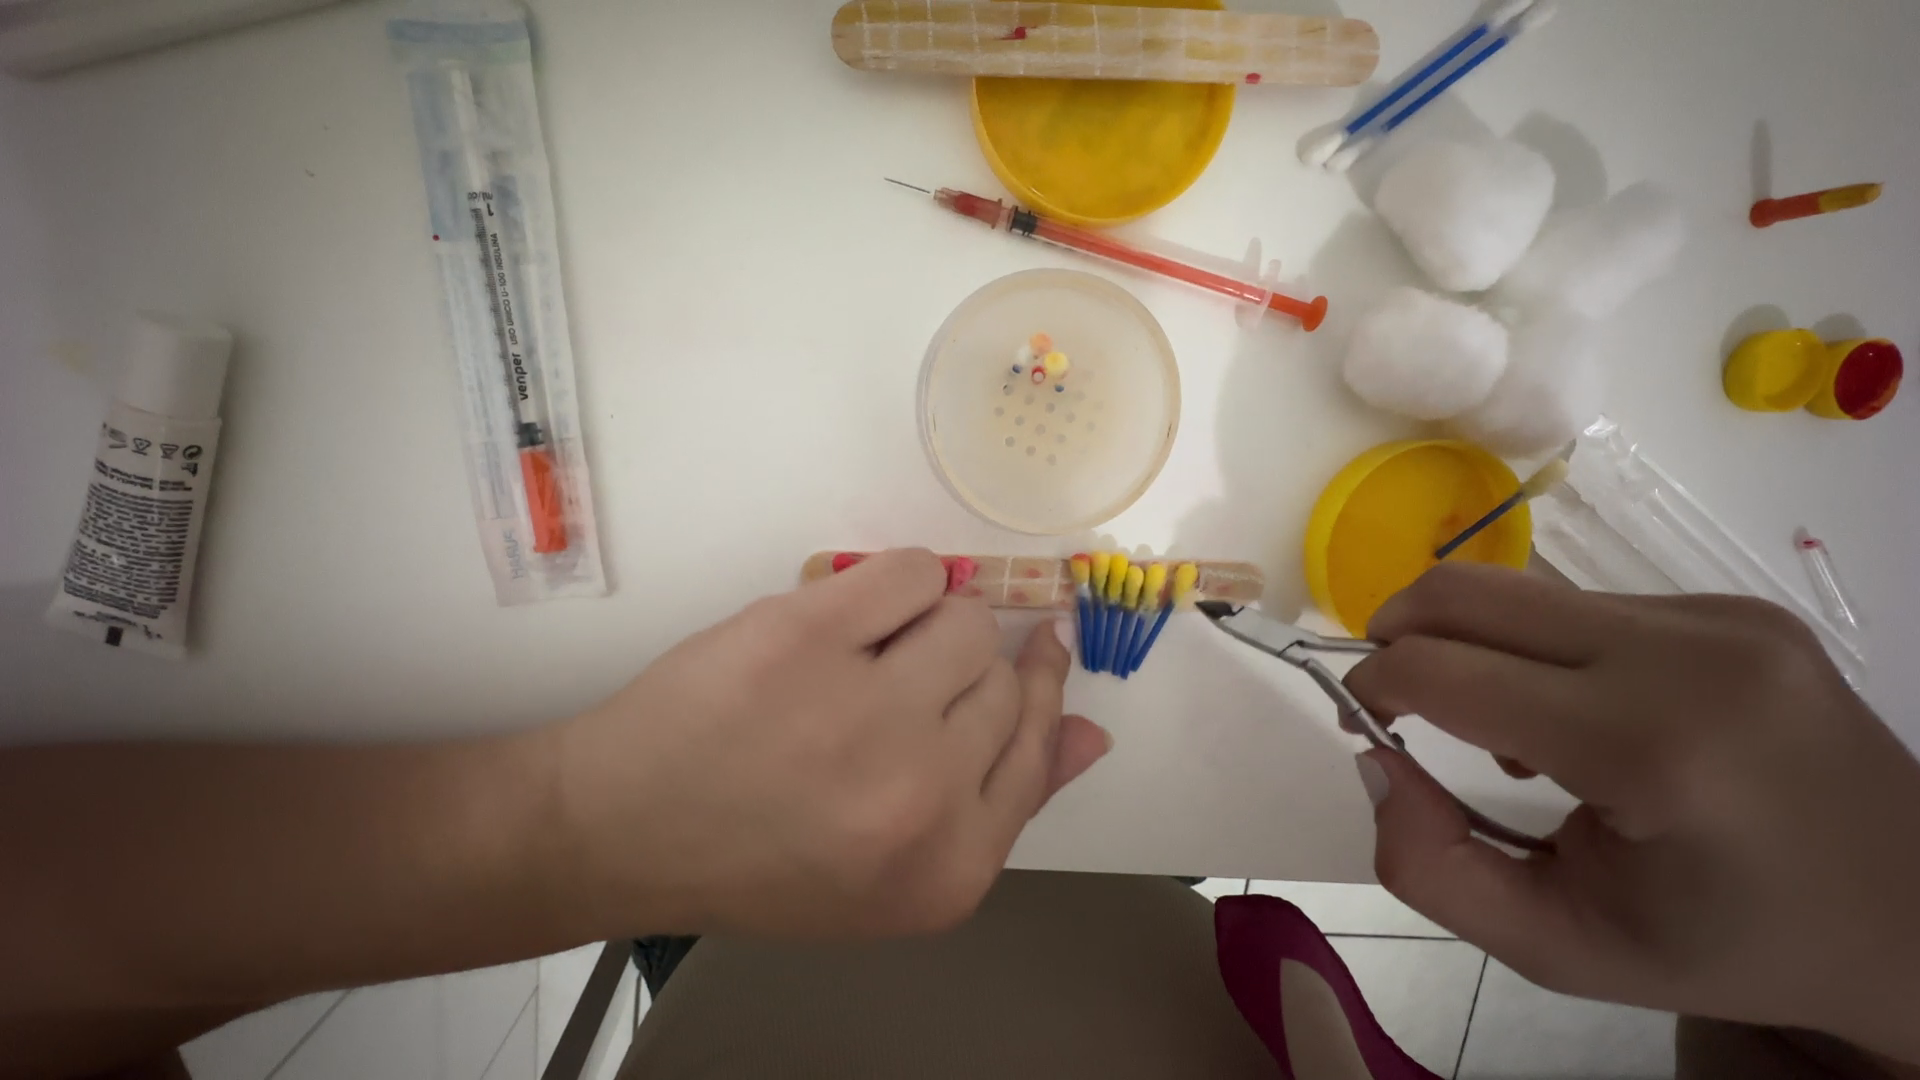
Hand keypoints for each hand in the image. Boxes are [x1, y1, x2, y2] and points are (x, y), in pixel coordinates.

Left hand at [550, 548, 1109, 939]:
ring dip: (927, 624)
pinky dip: (897, 579)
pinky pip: (912, 570)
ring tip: (862, 657)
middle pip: (1005, 677)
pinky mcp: (807, 637)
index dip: (1039, 689)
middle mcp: (923, 797)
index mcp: (951, 869)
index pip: (1039, 744)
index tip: (1042, 645)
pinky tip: (850, 613)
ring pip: (966, 618)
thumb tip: (1093, 733)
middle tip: (893, 688)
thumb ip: (1004, 804)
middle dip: (958, 672)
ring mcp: (866, 712)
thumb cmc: (768, 856)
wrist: (629, 829)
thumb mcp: (898, 872)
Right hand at [1344, 563, 1919, 1062]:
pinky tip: (1566, 712)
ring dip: (1464, 643)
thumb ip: (1428, 864)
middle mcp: (1688, 653)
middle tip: (1391, 699)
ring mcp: (1719, 618)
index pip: (1440, 670)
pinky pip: (1571, 603)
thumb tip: (1374, 757)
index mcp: (1650, 747)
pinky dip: (1528, 647)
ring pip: (1511, 591)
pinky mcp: (1731, 606)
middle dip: (1393, 635)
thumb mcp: (1552, 945)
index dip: (1370, 687)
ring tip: (1496, 724)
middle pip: (1463, 593)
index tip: (1366, 727)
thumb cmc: (1722, 946)